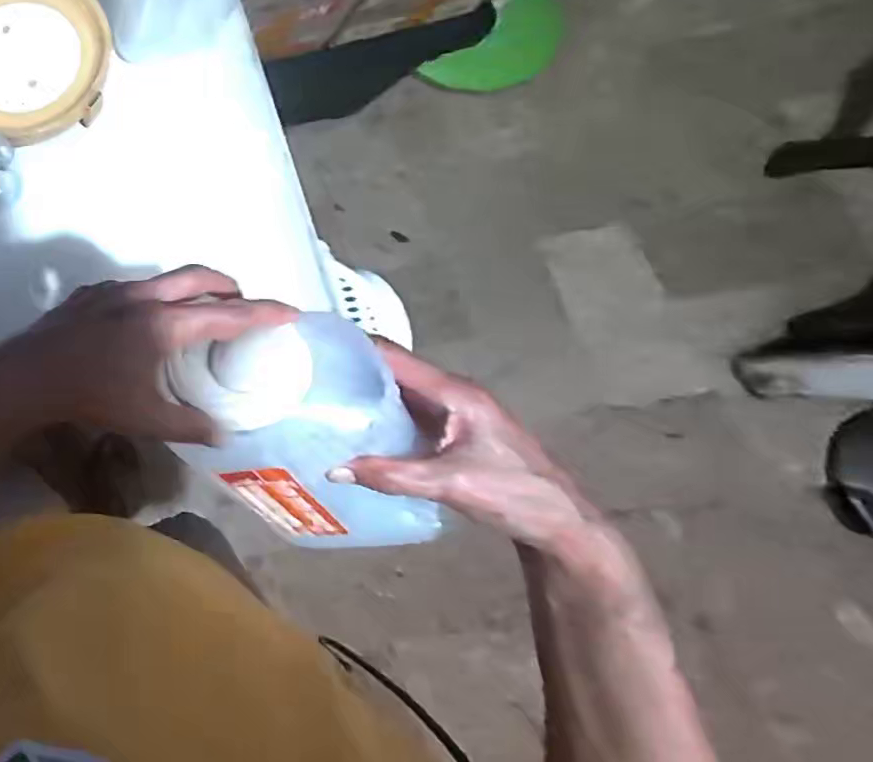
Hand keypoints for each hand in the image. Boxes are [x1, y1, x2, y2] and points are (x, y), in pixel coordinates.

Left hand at [0, 265, 296, 445]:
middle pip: (196, 276)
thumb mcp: (146, 419)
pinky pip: (128, 287)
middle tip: (242, 302)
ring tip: (193, 310)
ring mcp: (109, 291)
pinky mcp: (86, 294)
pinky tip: (140, 319)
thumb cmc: (90, 397)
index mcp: (162, 324)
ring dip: (185, 288)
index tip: (290, 310)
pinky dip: (148, 296)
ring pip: (160, 278)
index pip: (226, 313)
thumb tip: (223, 434)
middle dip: (227, 284)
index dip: (263, 312)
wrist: (28, 377)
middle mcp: (140, 297)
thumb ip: (190, 425)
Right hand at [331, 342, 602, 552]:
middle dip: (350, 365)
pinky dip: (377, 410)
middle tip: (304, 370)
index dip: (353, 345)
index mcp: (454, 392)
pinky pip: (405, 409)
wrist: (567, 529)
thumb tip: (332, 470)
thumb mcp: (451, 485)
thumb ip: (392, 476)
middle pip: (391, 368)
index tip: (312, 342)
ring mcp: (452, 411)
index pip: (392, 355)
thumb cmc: (518, 497)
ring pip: (397, 389)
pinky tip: (353, 423)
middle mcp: (451, 393)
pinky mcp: (451, 429)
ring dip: (362, 388)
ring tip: (318, 393)